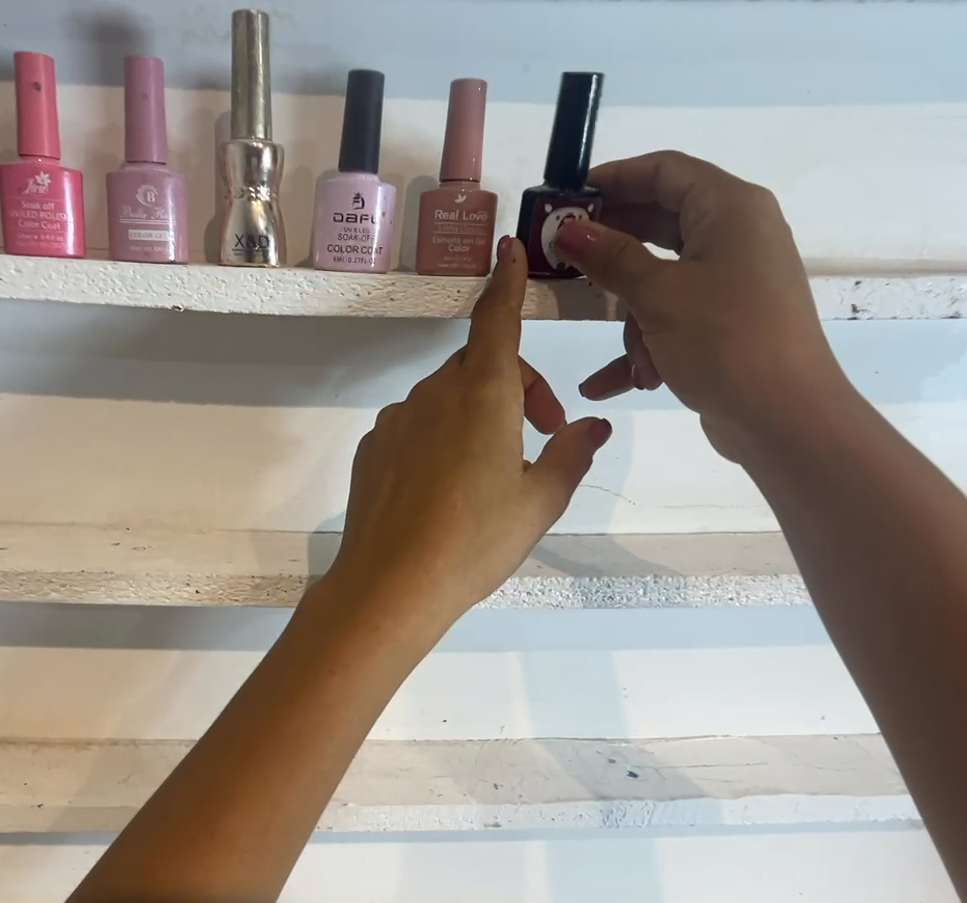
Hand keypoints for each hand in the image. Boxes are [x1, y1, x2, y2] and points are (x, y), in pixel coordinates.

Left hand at [324, 236, 611, 629]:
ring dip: (476, 414)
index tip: (510, 253)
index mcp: (483, 395)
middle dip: (516, 385)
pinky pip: (415, 426)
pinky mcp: (373, 449)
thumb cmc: (474, 542)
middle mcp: (434, 395)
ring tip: (492, 472)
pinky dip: (439, 436)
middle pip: (480, 365)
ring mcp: (397, 421)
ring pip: (446, 397)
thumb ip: (570, 456)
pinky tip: (446, 488)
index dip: (508, 285)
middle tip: (540, 434)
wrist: (390, 585)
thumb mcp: (539, 503)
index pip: (498, 320)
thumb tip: (593, 427)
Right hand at [551, 151, 857, 461]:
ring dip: (630, 322)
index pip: (664, 170)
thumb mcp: (657, 295)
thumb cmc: (723, 339)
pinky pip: (670, 323)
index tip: (564, 200)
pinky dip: (642, 349)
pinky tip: (606, 384)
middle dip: (608, 254)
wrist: (783, 417)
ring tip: (625, 360)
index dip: (613, 179)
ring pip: (658, 283)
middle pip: (657, 226)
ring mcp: (731, 284)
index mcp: (729, 209)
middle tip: (559, 264)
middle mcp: (735, 237)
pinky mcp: (723, 327)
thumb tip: (568, 230)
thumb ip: (609, 258)